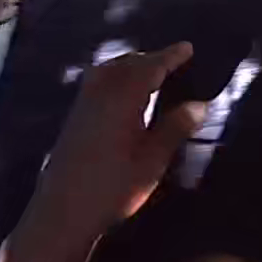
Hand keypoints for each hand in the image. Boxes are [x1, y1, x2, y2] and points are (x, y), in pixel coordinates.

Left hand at [20, 43, 205, 259]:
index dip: (170, 56)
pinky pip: (98, 82)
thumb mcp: (152, 160)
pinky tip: (124, 93)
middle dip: (150, 58)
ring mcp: (82, 106)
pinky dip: (116, 76)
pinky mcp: (74, 119)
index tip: (187, 47)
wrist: (62, 213)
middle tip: (172, 60)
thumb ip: (174, 128)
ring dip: (130, 65)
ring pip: (108, 71)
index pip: (149, 68)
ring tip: (150, 71)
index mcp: (122, 99)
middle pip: (126, 64)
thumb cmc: (113, 188)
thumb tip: (199, 104)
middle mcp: (99, 95)